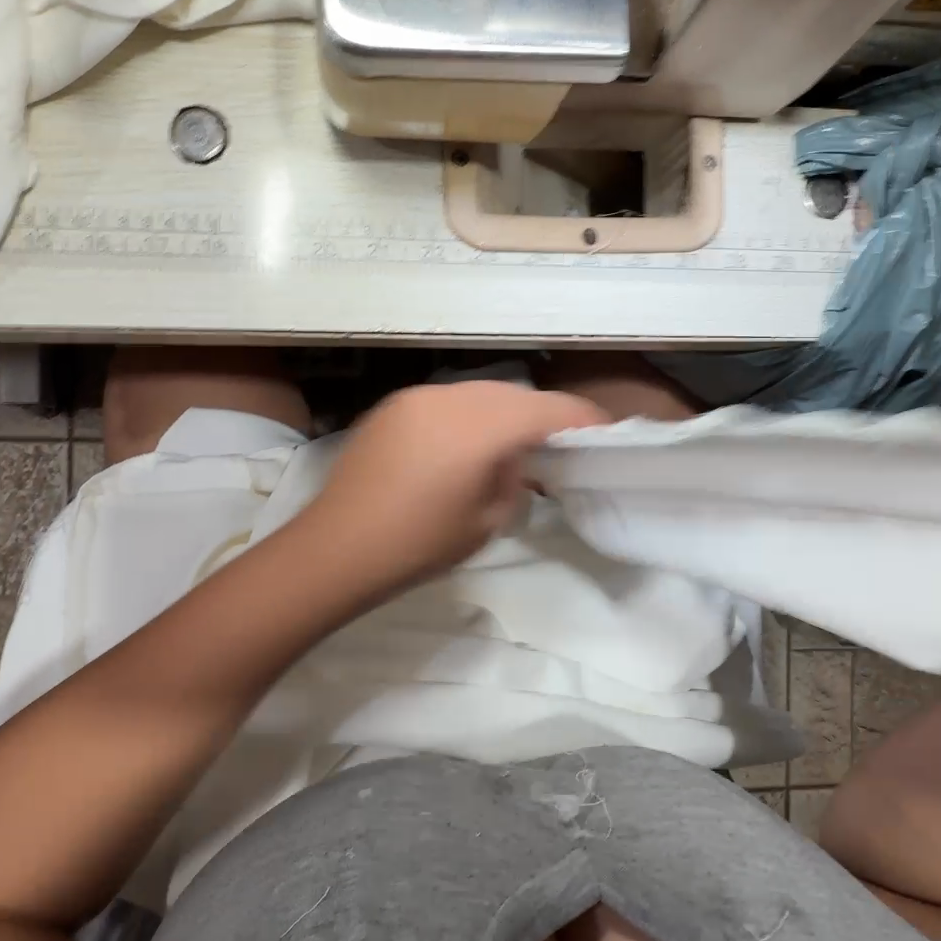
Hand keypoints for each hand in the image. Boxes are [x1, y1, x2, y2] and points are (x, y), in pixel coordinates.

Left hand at [300, 381, 609, 593]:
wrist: (336, 548)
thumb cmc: (417, 545)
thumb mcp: (486, 521)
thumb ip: (514, 480)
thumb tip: (515, 460)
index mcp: (479, 426)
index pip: (547, 409)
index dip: (581, 419)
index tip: (603, 433)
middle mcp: (449, 397)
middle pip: (512, 395)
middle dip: (541, 415)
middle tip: (558, 445)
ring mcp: (415, 397)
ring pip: (477, 393)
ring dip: (502, 413)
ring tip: (511, 445)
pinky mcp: (390, 406)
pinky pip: (445, 401)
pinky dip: (467, 415)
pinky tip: (463, 446)